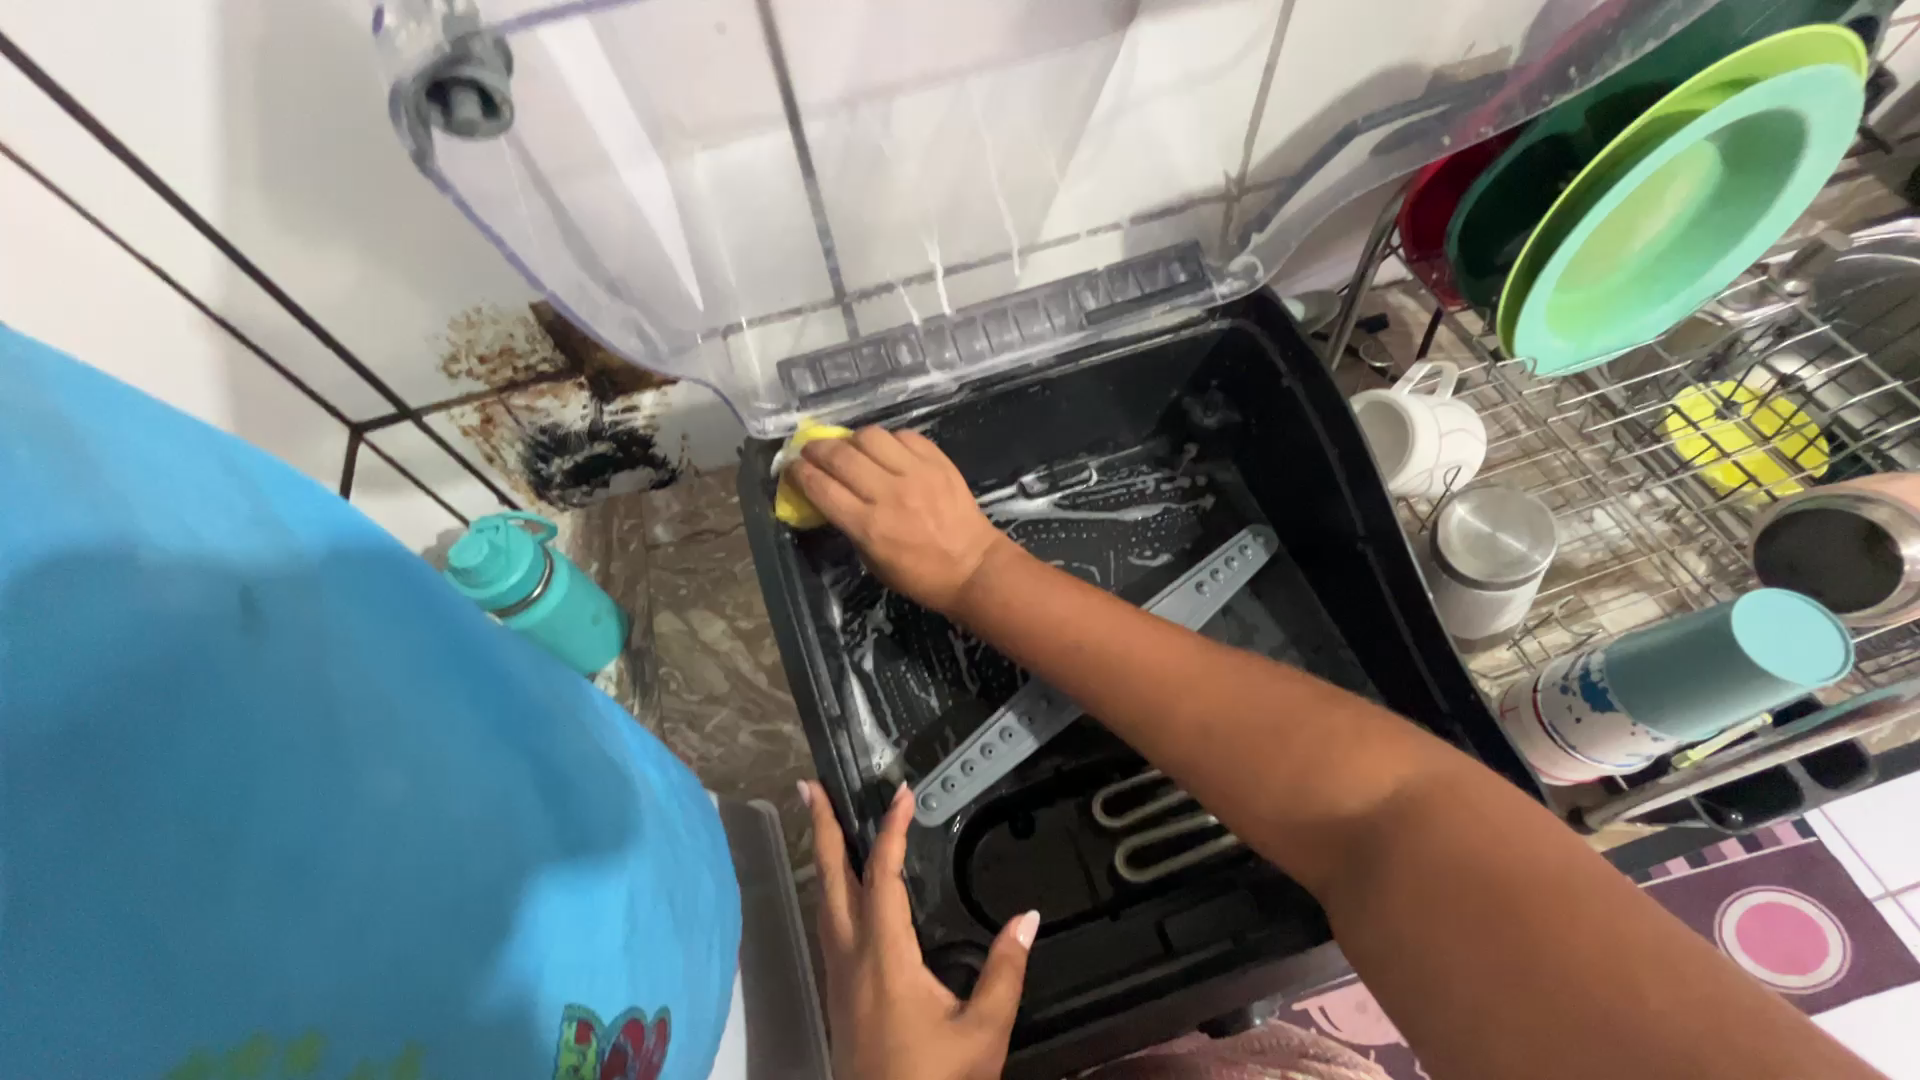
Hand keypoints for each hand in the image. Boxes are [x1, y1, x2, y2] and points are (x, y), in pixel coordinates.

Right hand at [789, 427, 1019, 614]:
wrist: (973, 567)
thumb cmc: (919, 576)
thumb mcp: (872, 560)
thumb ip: (849, 525)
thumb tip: (829, 496)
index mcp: (868, 525)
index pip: (820, 487)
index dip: (798, 473)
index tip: (792, 468)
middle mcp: (888, 493)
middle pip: (839, 456)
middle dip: (816, 450)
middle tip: (811, 452)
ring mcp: (916, 473)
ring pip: (869, 436)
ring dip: (851, 440)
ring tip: (850, 449)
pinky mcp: (938, 461)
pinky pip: (903, 436)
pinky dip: (888, 441)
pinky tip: (886, 452)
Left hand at [802, 779, 1038, 1079]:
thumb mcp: (983, 1032)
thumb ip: (1005, 971)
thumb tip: (1028, 917)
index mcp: (885, 956)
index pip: (883, 876)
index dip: (892, 830)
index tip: (903, 793)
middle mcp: (851, 956)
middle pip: (829, 879)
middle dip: (820, 828)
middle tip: (810, 785)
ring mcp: (839, 976)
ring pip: (824, 901)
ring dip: (823, 855)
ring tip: (823, 821)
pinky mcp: (839, 993)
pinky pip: (830, 923)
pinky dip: (832, 888)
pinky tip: (844, 889)